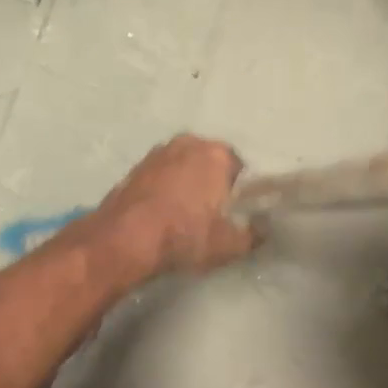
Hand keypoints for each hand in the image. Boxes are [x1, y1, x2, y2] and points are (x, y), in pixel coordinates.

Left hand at [86, 134, 254, 274]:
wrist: (125, 237)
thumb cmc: (185, 235)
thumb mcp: (231, 244)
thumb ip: (253, 233)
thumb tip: (261, 227)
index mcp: (215, 153)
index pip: (239, 167)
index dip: (240, 191)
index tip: (236, 211)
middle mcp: (186, 143)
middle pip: (209, 162)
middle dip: (212, 182)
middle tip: (213, 213)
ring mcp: (156, 152)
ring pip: (183, 166)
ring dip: (186, 183)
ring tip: (186, 214)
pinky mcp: (135, 166)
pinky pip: (161, 175)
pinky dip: (165, 188)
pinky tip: (163, 211)